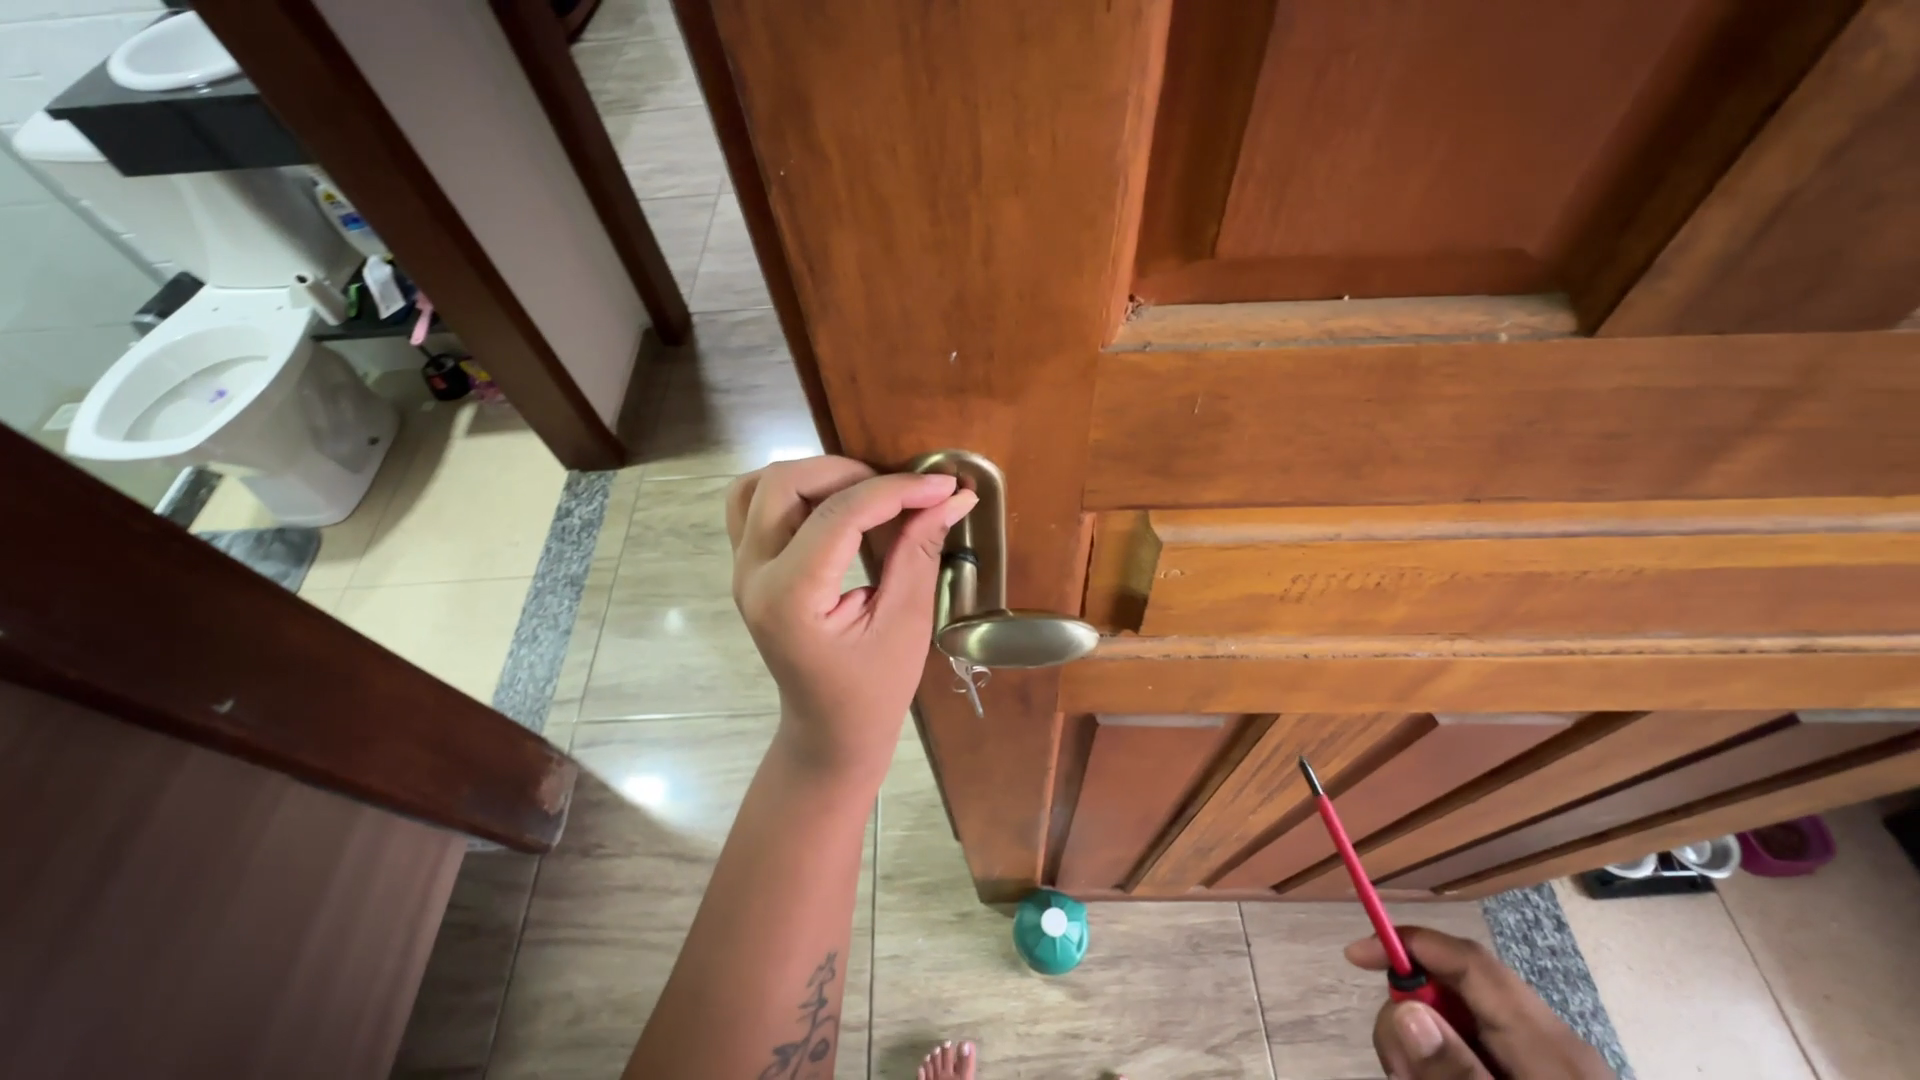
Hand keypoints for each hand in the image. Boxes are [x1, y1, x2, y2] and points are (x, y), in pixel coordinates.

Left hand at [726, 456, 976, 781]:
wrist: (828, 730)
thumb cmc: (873, 691)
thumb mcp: (905, 624)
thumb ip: (920, 553)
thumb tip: (951, 498)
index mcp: (790, 598)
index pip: (839, 515)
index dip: (897, 490)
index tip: (943, 486)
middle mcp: (753, 575)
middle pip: (785, 483)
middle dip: (850, 474)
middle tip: (901, 493)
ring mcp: (742, 569)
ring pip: (760, 484)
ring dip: (816, 475)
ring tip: (865, 494)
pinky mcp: (747, 567)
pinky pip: (753, 504)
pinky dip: (792, 489)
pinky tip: (832, 504)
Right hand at [1346, 927, 1613, 1079]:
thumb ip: (1455, 1074)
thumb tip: (1404, 1011)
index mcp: (1547, 1044)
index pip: (1469, 961)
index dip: (1409, 944)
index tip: (1354, 957)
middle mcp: (1548, 1043)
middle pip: (1456, 991)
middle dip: (1410, 1014)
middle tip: (1395, 1071)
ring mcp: (1546, 1065)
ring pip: (1459, 1025)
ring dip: (1424, 1050)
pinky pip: (1476, 1053)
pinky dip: (1446, 1066)